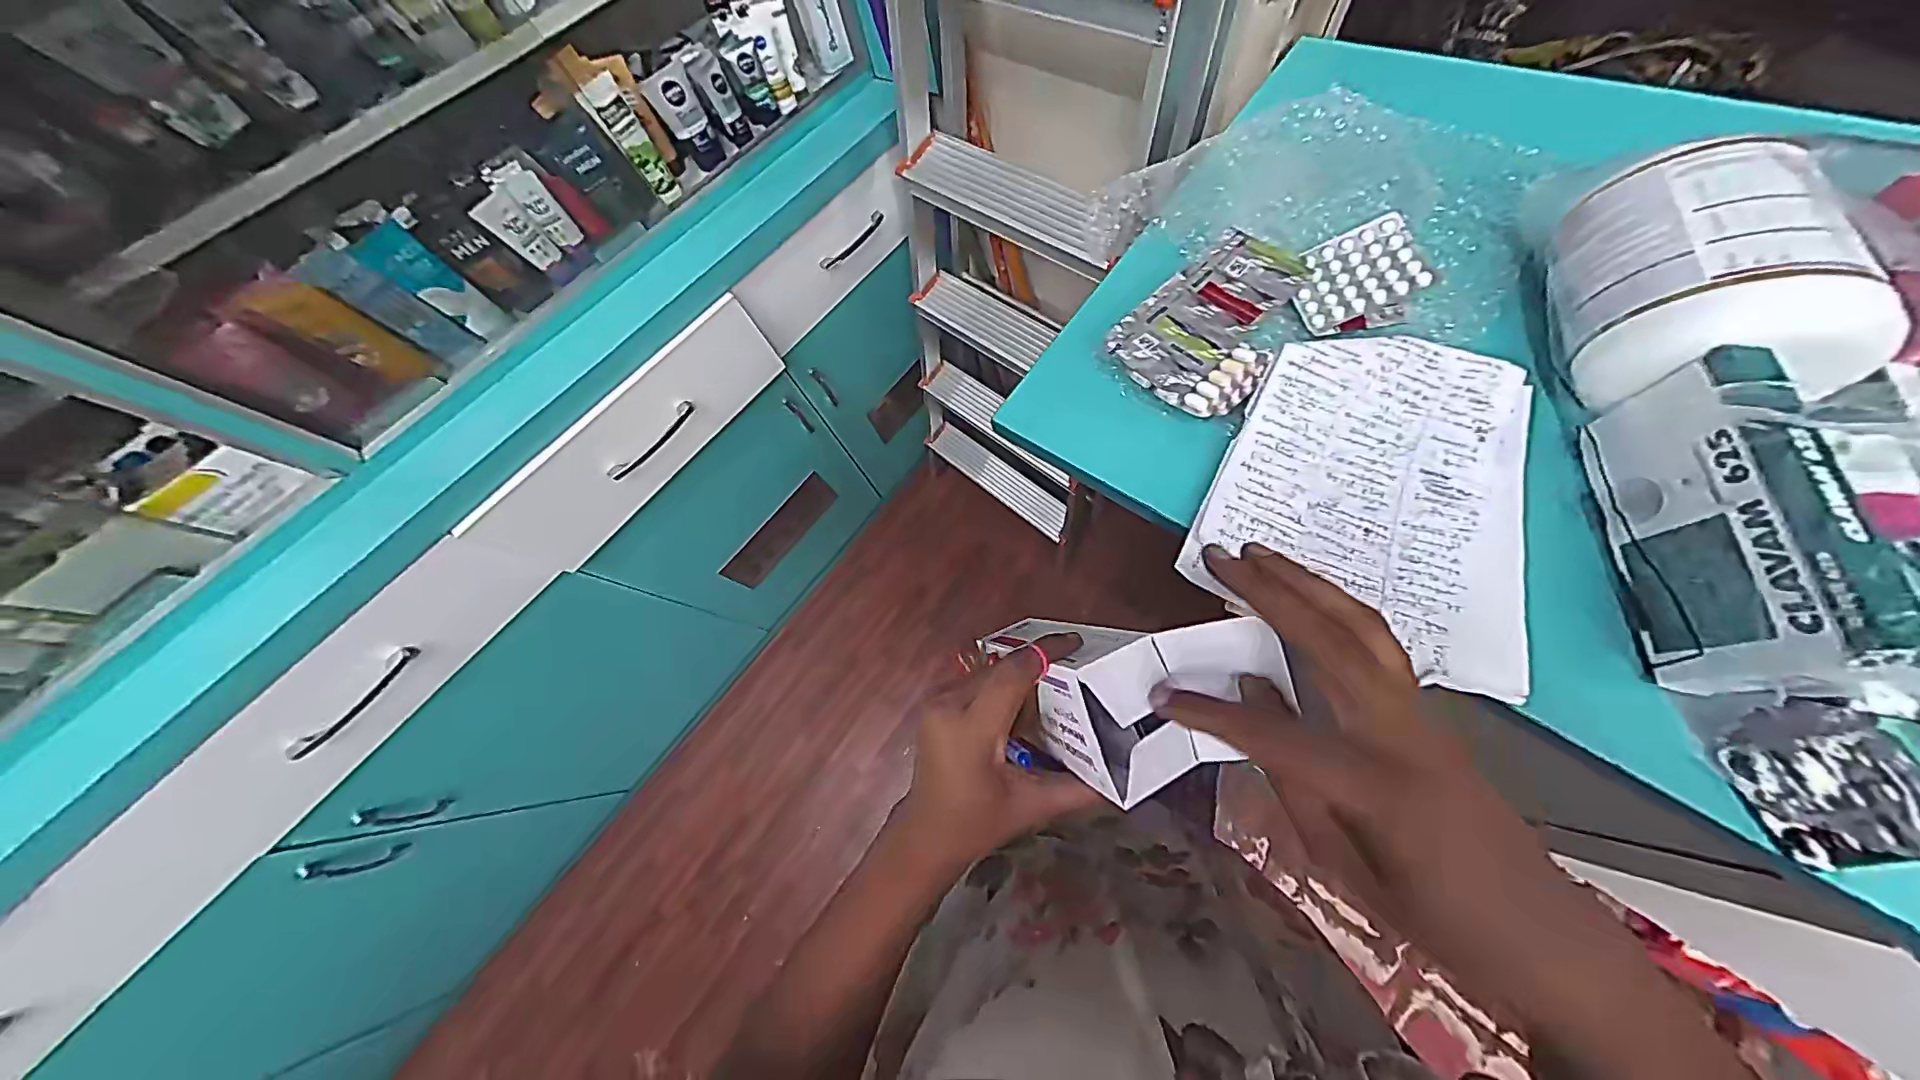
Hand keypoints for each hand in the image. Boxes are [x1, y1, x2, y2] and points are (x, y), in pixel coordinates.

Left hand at [893, 634, 1102, 867]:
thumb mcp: (1031, 805)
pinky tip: (1021, 701)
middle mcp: (948, 704)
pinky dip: (1000, 684)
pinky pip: (974, 681)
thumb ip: (1076, 788)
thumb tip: (1117, 779)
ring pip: (987, 671)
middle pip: (1001, 668)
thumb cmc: (977, 822)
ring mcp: (936, 701)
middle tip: (1073, 668)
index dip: (1045, 653)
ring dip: (1018, 674)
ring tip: (1051, 684)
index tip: (1075, 643)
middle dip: (1037, 663)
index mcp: (971, 728)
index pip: (1012, 674)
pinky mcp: (934, 703)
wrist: (927, 834)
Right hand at [1157, 546, 1700, 1047]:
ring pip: (1365, 629)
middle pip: (1332, 641)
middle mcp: (1403, 732)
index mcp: (1377, 786)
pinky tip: (1310, 601)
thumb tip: (1250, 699)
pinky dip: (1337, 610)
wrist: (1544, 937)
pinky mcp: (1430, 714)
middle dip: (1272, 593)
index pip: (1275, 735)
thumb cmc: (1434, 918)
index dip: (1211, 714)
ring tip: (1263, 557)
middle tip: (1224, 558)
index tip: (1164, 696)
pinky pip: (1379, 646)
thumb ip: (1289, 776)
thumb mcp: (1342, 864)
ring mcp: (1424, 715)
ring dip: (1310, 585)